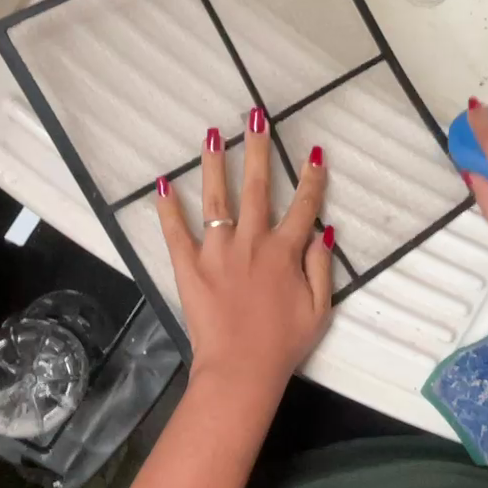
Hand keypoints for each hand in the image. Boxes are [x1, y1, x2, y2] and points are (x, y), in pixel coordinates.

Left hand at [155, 108, 334, 392]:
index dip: (313, 178)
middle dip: (258, 148)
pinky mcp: (189, 267)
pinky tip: (163, 184)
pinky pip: (176, 234)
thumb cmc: (284, 344)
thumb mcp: (319, 308)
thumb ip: (321, 266)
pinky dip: (168, 209)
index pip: (304, 206)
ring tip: (211, 133)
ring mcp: (218, 252)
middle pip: (257, 187)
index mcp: (285, 252)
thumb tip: (324, 230)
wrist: (241, 371)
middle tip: (255, 115)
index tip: (316, 152)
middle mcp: (252, 242)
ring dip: (215, 164)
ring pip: (217, 199)